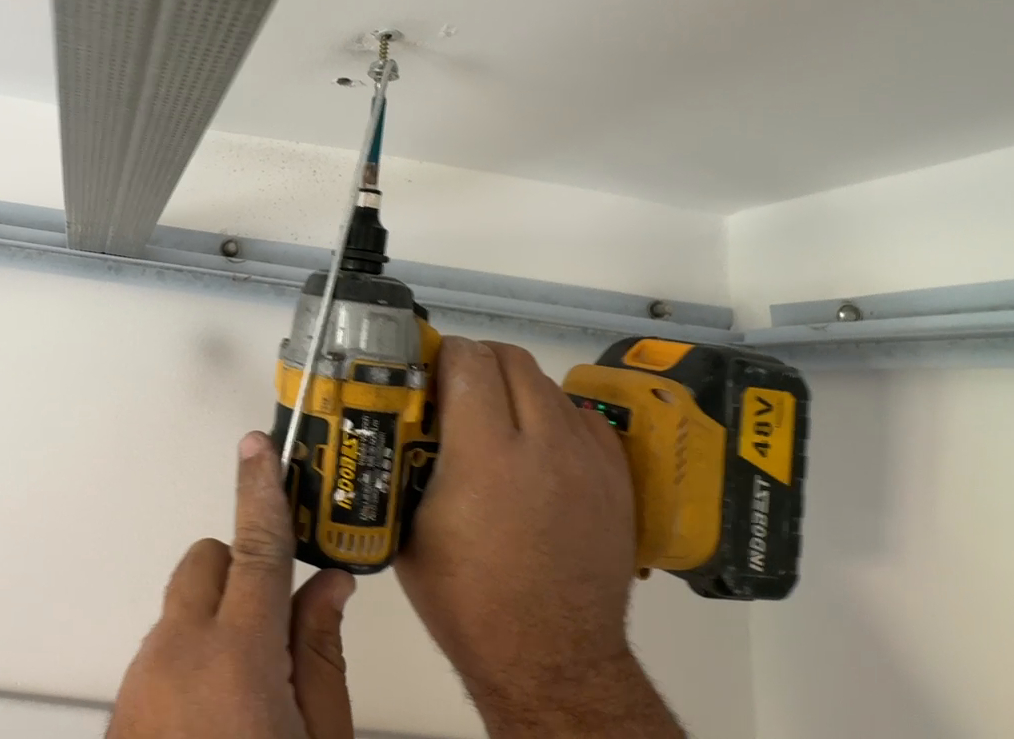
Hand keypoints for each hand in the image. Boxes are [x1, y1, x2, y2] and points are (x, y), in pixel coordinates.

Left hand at [107, 431, 356, 738]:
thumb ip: (322, 657)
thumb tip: (326, 588)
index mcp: (238, 659)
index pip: (257, 549)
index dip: (260, 490)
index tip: (258, 449)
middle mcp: (179, 654)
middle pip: (206, 561)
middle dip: (241, 571)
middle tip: (275, 621)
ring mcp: (143, 675)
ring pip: (183, 606)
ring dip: (217, 620)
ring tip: (248, 687)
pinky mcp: (123, 699)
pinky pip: (162, 646)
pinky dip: (191, 655)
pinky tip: (215, 708)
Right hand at [396, 338, 682, 737]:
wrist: (551, 658)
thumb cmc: (464, 597)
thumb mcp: (408, 526)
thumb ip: (406, 463)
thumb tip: (396, 424)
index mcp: (486, 453)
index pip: (468, 360)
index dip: (442, 355)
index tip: (425, 373)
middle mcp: (543, 443)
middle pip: (510, 358)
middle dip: (476, 362)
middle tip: (452, 391)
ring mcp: (588, 460)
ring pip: (548, 384)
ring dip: (514, 388)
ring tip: (493, 422)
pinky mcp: (617, 479)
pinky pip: (582, 417)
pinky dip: (553, 417)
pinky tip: (535, 448)